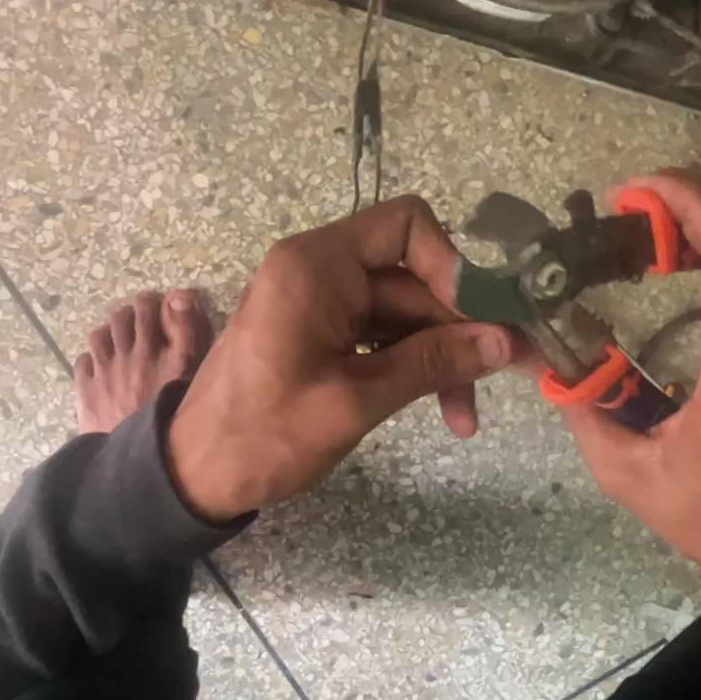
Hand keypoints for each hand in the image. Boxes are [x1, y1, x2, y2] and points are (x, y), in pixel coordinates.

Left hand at [167, 195, 521, 520]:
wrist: (195, 474)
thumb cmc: (265, 434)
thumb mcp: (356, 399)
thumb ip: (433, 363)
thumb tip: (505, 341)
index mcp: (316, 265)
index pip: (405, 225)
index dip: (452, 265)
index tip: (480, 320)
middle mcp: (320, 269)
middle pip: (413, 279)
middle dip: (456, 331)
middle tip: (500, 379)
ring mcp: (321, 301)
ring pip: (403, 312)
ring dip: (438, 358)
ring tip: (463, 418)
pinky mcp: (322, 331)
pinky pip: (381, 334)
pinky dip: (410, 365)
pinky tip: (438, 406)